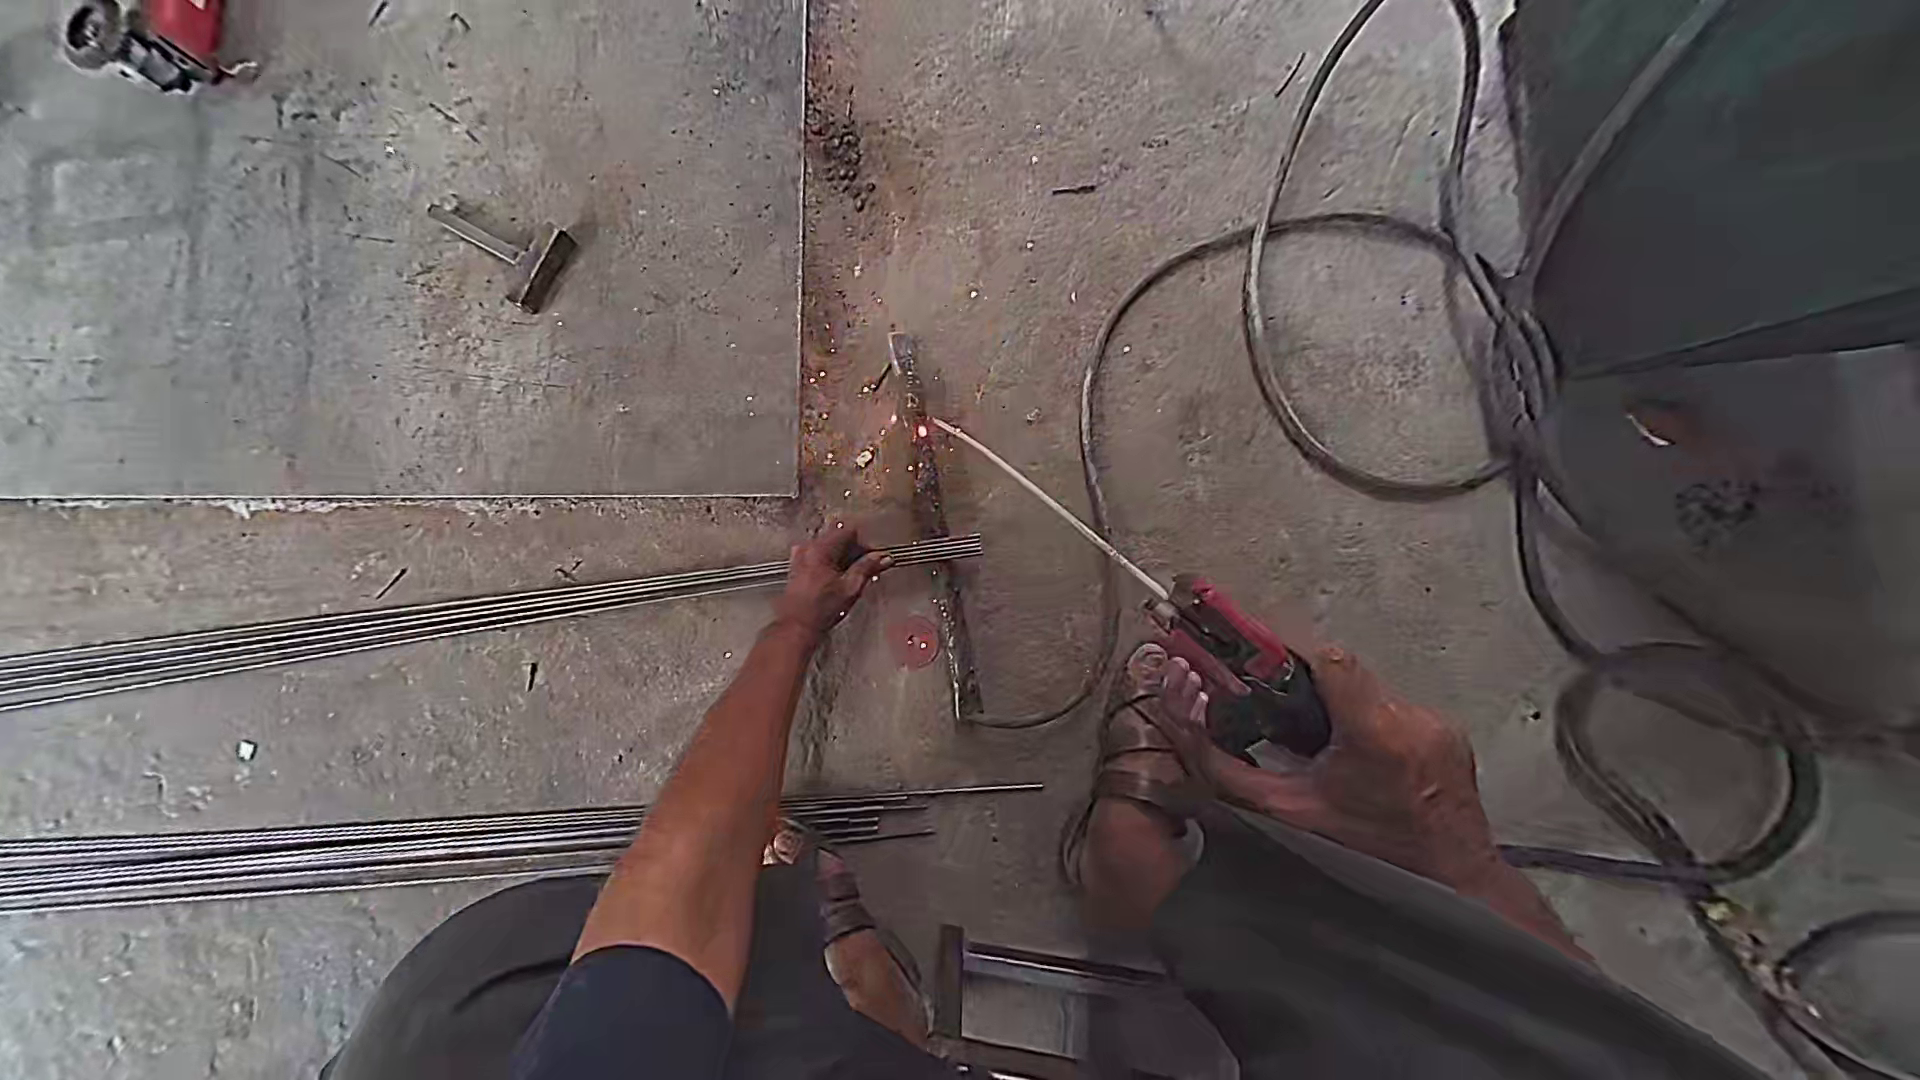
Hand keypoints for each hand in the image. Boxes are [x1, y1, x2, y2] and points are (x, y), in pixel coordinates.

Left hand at [771, 525, 892, 639]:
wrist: (797, 627)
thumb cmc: (820, 610)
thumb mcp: (850, 588)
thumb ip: (867, 568)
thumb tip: (881, 557)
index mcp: (821, 549)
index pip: (848, 531)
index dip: (864, 543)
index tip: (873, 557)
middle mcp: (808, 549)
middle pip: (837, 537)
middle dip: (855, 550)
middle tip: (866, 566)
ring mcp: (800, 557)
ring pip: (828, 547)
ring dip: (843, 557)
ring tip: (851, 574)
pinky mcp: (797, 568)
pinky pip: (818, 556)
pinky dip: (830, 562)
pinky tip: (836, 578)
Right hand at [1145, 647, 1501, 890]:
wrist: (1452, 888)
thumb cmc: (1365, 855)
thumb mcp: (1283, 811)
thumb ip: (1226, 767)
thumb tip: (1186, 721)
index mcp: (1375, 735)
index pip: (1329, 658)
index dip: (1287, 652)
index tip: (1258, 663)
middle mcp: (1413, 719)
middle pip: (1340, 669)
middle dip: (1304, 682)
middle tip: (1280, 713)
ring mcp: (1436, 723)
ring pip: (1362, 684)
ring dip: (1333, 701)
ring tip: (1317, 741)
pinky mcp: (1447, 731)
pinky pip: (1387, 703)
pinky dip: (1361, 717)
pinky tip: (1352, 753)